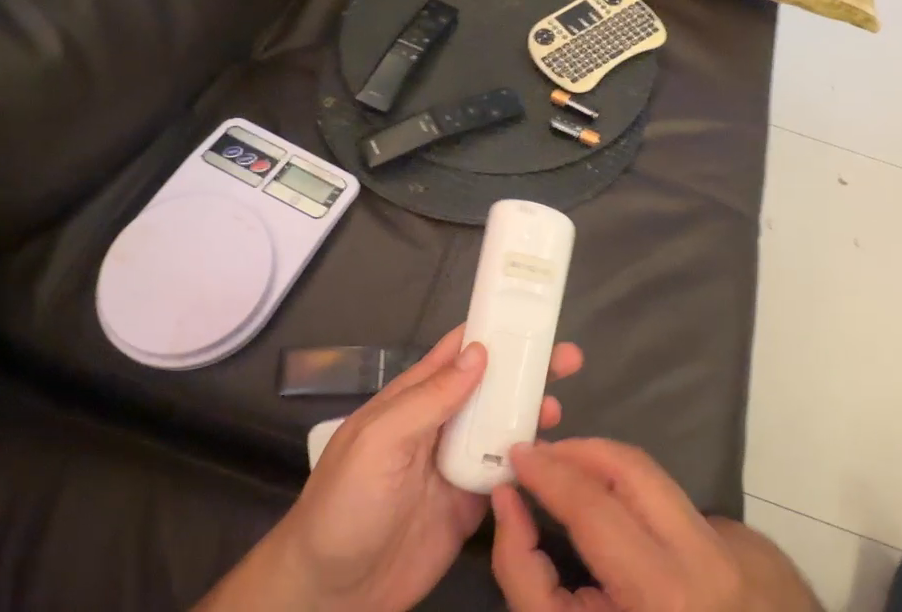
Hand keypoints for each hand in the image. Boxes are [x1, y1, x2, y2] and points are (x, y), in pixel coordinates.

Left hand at [200, 325, 581, 611]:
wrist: (333, 591)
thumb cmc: (346, 504)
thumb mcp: (379, 441)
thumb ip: (428, 398)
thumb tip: (478, 352)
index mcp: (412, 400)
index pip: (457, 354)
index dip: (493, 332)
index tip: (534, 317)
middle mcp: (439, 426)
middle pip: (489, 388)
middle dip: (526, 370)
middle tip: (568, 358)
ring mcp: (456, 465)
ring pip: (503, 428)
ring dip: (532, 413)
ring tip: (558, 408)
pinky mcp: (470, 506)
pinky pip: (506, 475)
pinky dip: (530, 462)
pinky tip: (553, 457)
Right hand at [490, 439, 746, 611]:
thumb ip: (528, 574)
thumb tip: (509, 500)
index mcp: (665, 593)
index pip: (593, 505)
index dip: (547, 473)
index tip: (516, 455)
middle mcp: (708, 559)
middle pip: (632, 466)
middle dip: (578, 449)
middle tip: (541, 455)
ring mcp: (738, 549)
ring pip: (657, 477)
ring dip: (607, 470)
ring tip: (573, 479)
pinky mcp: (755, 544)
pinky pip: (681, 502)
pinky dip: (640, 501)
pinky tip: (627, 524)